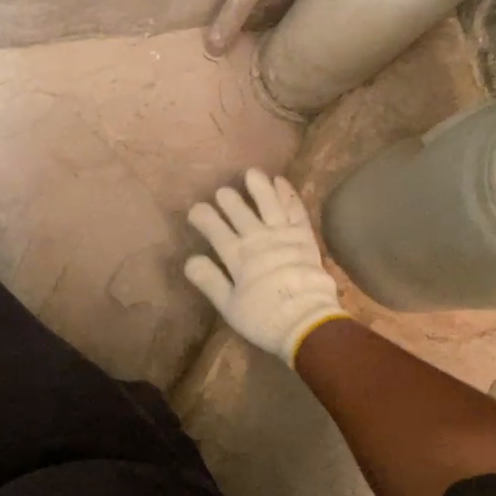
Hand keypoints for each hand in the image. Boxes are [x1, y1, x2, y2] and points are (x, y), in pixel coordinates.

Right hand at [184, 169, 348, 364]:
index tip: (196, 209)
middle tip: (222, 191)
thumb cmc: (264, 318)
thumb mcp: (228, 306)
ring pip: (267, 203)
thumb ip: (208, 280)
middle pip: (239, 212)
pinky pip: (295, 210)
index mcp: (237, 256)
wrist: (306, 322)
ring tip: (251, 173)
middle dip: (228, 199)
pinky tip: (280, 182)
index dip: (203, 216)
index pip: (215, 229)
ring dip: (258, 187)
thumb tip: (189, 259)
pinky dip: (287, 194)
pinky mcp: (304, 237)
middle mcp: (258, 239)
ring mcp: (283, 235)